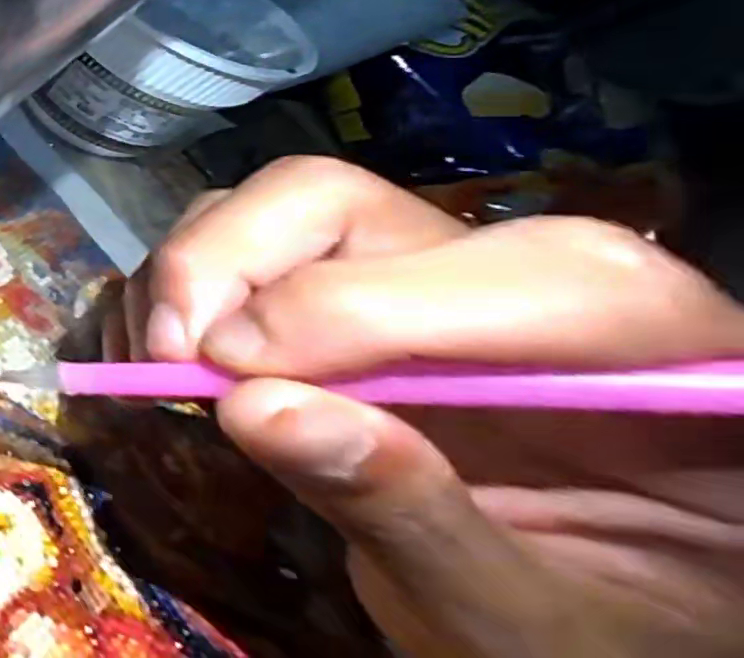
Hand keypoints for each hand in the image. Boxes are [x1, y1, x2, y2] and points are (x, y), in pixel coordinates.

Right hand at [119, 157, 743, 657]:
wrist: (541, 615)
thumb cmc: (575, 638)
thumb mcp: (522, 626)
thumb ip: (411, 517)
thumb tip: (254, 408)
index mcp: (659, 360)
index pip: (529, 273)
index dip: (360, 307)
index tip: (231, 377)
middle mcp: (514, 276)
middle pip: (336, 200)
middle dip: (222, 265)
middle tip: (167, 356)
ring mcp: (405, 265)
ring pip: (264, 207)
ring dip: (181, 276)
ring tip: (156, 365)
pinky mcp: (326, 274)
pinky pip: (220, 236)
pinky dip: (163, 287)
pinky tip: (158, 354)